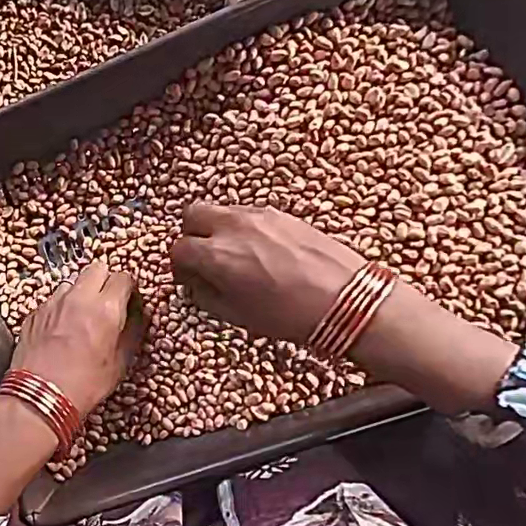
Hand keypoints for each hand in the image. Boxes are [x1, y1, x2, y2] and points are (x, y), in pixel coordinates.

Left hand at [8, 258, 142, 415]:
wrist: (40, 396)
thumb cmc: (84, 384)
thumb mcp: (120, 363)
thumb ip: (132, 332)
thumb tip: (138, 315)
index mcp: (106, 308)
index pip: (124, 277)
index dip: (129, 288)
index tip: (129, 300)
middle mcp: (79, 297)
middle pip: (97, 268)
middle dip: (105, 280)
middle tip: (107, 302)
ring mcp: (53, 302)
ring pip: (72, 282)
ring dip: (81, 293)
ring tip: (82, 317)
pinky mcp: (34, 312)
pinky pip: (53, 300)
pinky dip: (60, 308)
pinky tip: (61, 330)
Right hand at [170, 203, 362, 343]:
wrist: (346, 300)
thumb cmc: (292, 314)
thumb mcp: (236, 315)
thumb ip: (205, 295)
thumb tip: (195, 283)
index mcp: (216, 255)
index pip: (178, 248)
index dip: (179, 265)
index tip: (188, 276)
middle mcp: (233, 227)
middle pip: (192, 214)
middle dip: (191, 235)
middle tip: (202, 256)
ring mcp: (259, 215)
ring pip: (220, 210)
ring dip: (216, 228)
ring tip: (233, 254)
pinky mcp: (281, 213)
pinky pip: (248, 212)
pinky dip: (242, 226)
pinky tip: (259, 250)